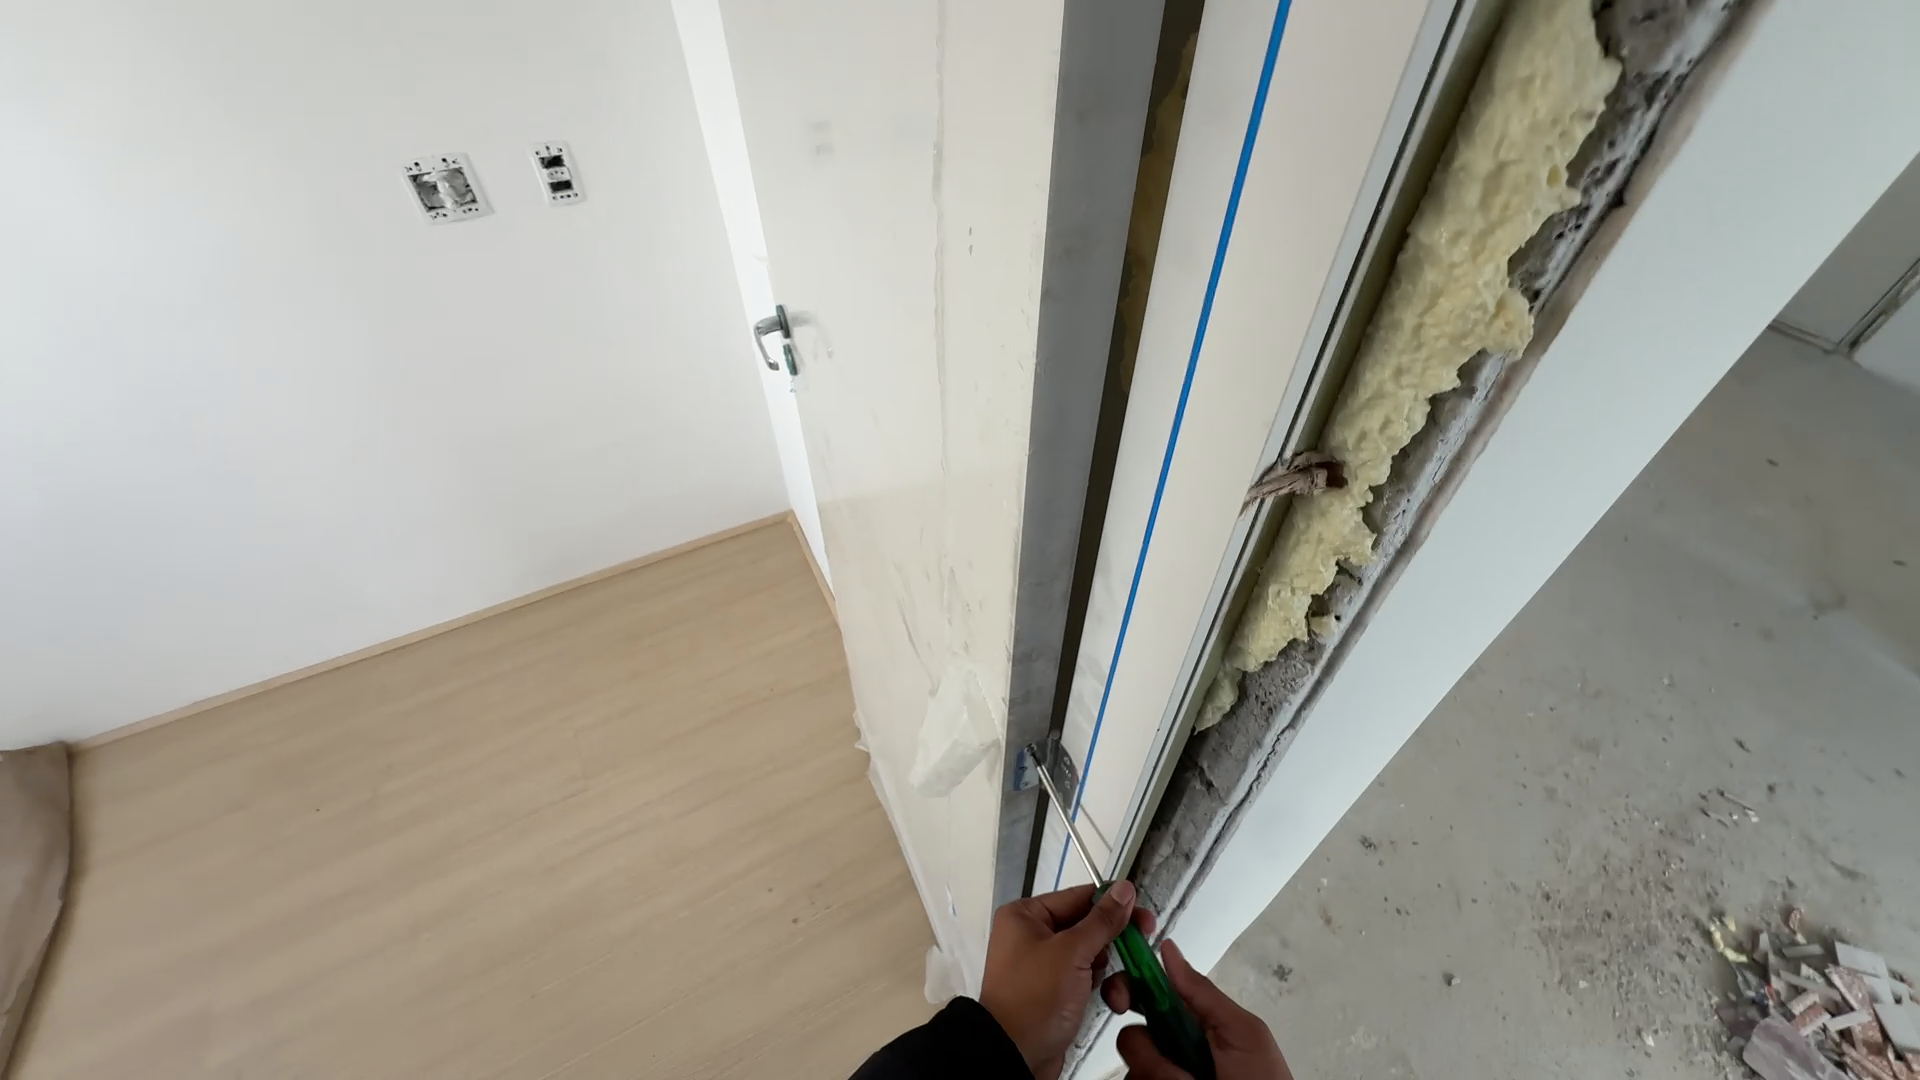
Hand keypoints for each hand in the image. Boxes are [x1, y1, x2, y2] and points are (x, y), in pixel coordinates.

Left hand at [979, 881, 1152, 1079]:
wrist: (1015, 1057)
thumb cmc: (1037, 995)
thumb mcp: (1072, 952)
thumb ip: (1102, 921)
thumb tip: (1125, 888)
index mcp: (1027, 915)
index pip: (1077, 898)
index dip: (1111, 904)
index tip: (1142, 912)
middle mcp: (1033, 935)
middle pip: (1085, 927)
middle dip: (1113, 944)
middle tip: (1143, 946)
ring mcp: (1044, 965)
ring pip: (1089, 955)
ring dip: (1109, 971)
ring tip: (1119, 992)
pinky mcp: (1055, 991)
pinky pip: (1084, 978)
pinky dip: (1100, 987)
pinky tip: (1113, 1001)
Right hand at [1102, 939, 1291, 1079]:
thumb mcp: (1244, 1035)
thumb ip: (1204, 994)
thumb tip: (1167, 948)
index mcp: (1190, 1022)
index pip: (1145, 993)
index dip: (1125, 987)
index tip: (1119, 999)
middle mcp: (1171, 1049)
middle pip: (1131, 1036)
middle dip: (1144, 1051)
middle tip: (1174, 1075)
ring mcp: (1162, 1076)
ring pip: (1133, 1069)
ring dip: (1156, 1075)